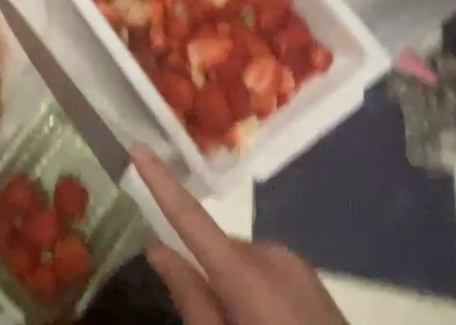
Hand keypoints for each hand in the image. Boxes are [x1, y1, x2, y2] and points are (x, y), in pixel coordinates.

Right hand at [132, 147, 348, 324]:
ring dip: (234, 286)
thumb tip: (159, 250)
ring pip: (243, 262)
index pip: (192, 218)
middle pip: (218, 248)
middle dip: (207, 273)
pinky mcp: (317, 283)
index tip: (138, 148)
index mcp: (245, 275)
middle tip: (211, 321)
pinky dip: (257, 293)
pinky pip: (269, 274)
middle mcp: (272, 257)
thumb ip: (190, 299)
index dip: (162, 184)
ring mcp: (299, 268)